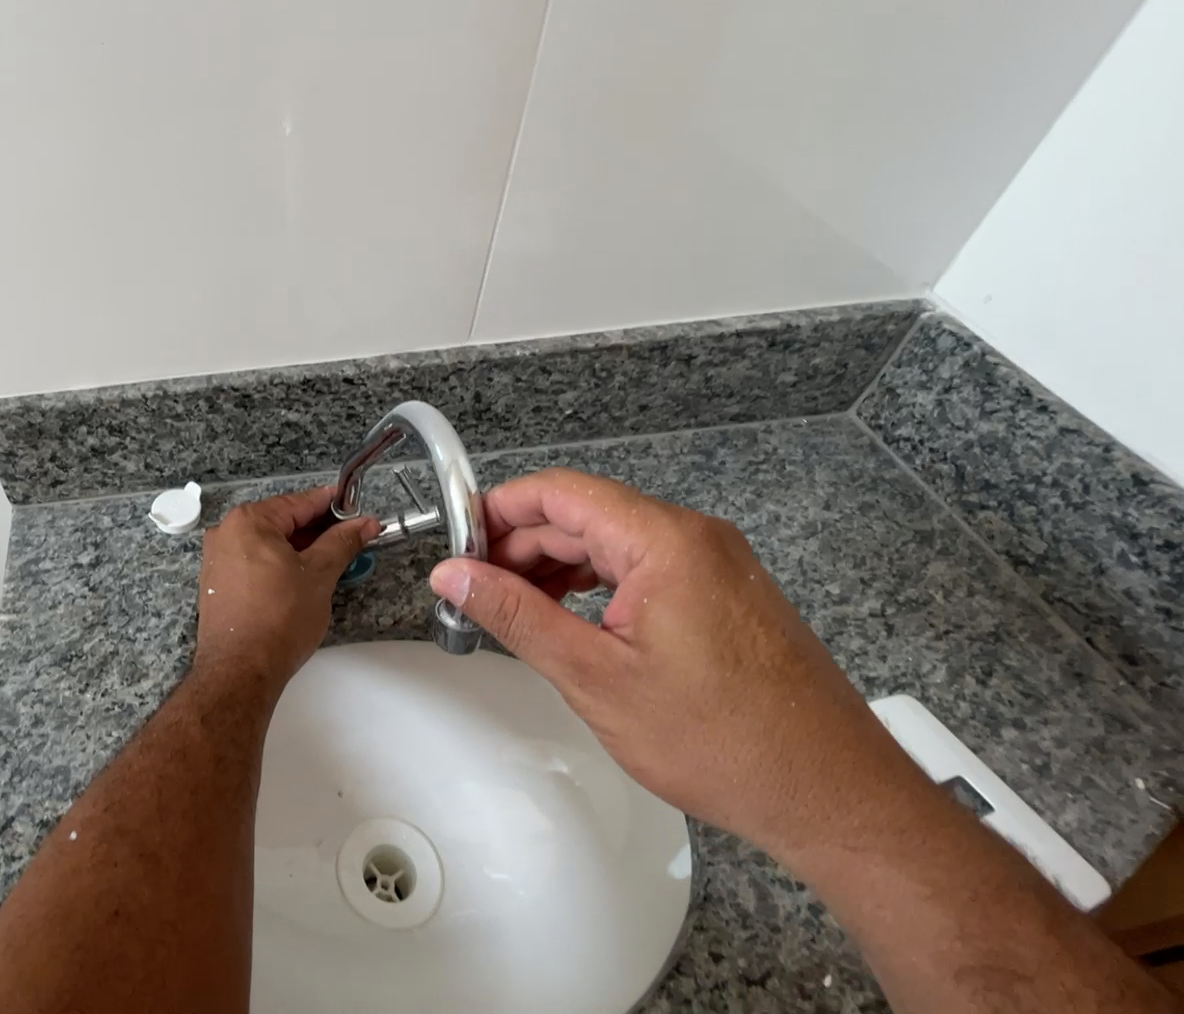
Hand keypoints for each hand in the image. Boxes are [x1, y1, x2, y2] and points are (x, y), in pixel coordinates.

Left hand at [195, 487, 378, 701]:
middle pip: (281, 522)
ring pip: (267, 543)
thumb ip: (342, 543)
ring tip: (331, 560)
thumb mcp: (319, 575)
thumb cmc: (276, 622)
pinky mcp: (217, 583)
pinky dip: (278, 564)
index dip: (331, 505)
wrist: (241, 670)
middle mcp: (226, 534)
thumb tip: (362, 524)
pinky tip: (301, 577)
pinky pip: (253, 561)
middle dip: (316, 530)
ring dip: (299, 549)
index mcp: (249, 522)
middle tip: (349, 537)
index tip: (353, 507)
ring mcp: (217, 559)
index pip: (298, 503)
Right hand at [429, 469, 926, 860]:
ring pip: (609, 542)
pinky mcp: (721, 594)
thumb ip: (515, 615)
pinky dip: (592, 584)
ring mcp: (714, 565)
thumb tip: (455, 576)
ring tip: (512, 609)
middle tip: (474, 588)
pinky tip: (565, 618)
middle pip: (582, 514)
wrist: (833, 798)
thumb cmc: (728, 743)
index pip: (558, 492)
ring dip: (553, 567)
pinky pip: (640, 567)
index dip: (497, 510)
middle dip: (520, 545)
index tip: (459, 544)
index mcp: (665, 542)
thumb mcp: (594, 676)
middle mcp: (694, 538)